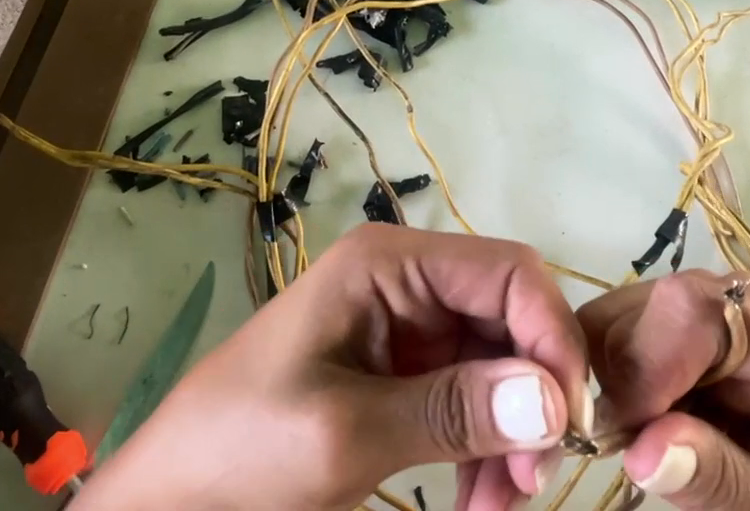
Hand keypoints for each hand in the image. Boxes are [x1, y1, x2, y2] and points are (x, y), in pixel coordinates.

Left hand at [78, 225, 589, 510]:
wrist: (180, 492)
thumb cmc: (246, 443)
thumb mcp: (348, 432)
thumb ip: (452, 410)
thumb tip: (554, 399)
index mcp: (389, 262)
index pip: (507, 270)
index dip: (551, 333)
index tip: (569, 419)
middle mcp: (407, 280)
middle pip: (509, 318)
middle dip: (533, 394)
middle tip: (533, 478)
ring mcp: (408, 326)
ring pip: (500, 365)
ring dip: (513, 433)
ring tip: (499, 505)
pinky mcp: (405, 370)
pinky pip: (473, 397)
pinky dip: (488, 447)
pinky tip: (478, 498)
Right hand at [578, 271, 749, 508]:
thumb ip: (723, 481)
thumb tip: (645, 449)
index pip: (708, 310)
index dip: (655, 355)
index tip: (629, 428)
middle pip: (664, 300)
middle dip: (628, 366)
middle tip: (629, 441)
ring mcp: (712, 313)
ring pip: (630, 305)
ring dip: (612, 369)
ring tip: (637, 433)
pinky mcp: (678, 324)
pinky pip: (617, 322)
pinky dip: (605, 367)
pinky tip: (634, 413)